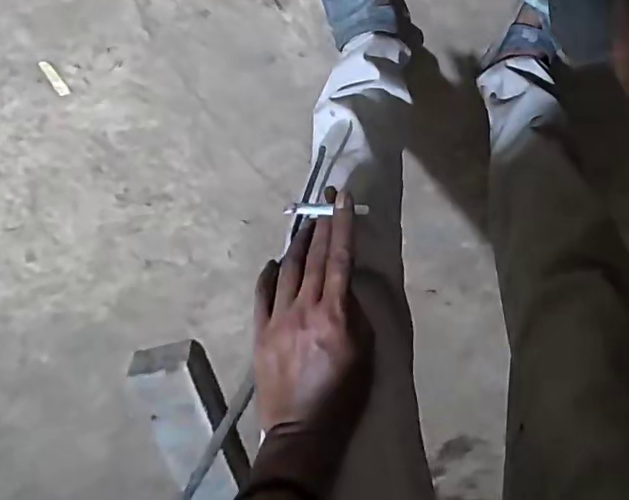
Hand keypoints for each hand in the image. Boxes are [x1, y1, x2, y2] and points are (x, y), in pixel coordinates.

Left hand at [252, 188, 372, 485]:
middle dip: (322, 221)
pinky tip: (275, 261)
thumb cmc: (345, 391)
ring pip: (290, 269)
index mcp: (335, 311)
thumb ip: (355, 311)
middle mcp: (306, 308)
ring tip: (307, 221)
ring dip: (300, 241)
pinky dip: (270, 274)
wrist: (302, 432)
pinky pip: (263, 295)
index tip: (342, 197)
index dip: (342, 223)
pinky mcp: (261, 334)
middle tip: (325, 196)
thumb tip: (345, 286)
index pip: (341, 256)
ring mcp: (279, 319)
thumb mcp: (366, 348)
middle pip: (316, 255)